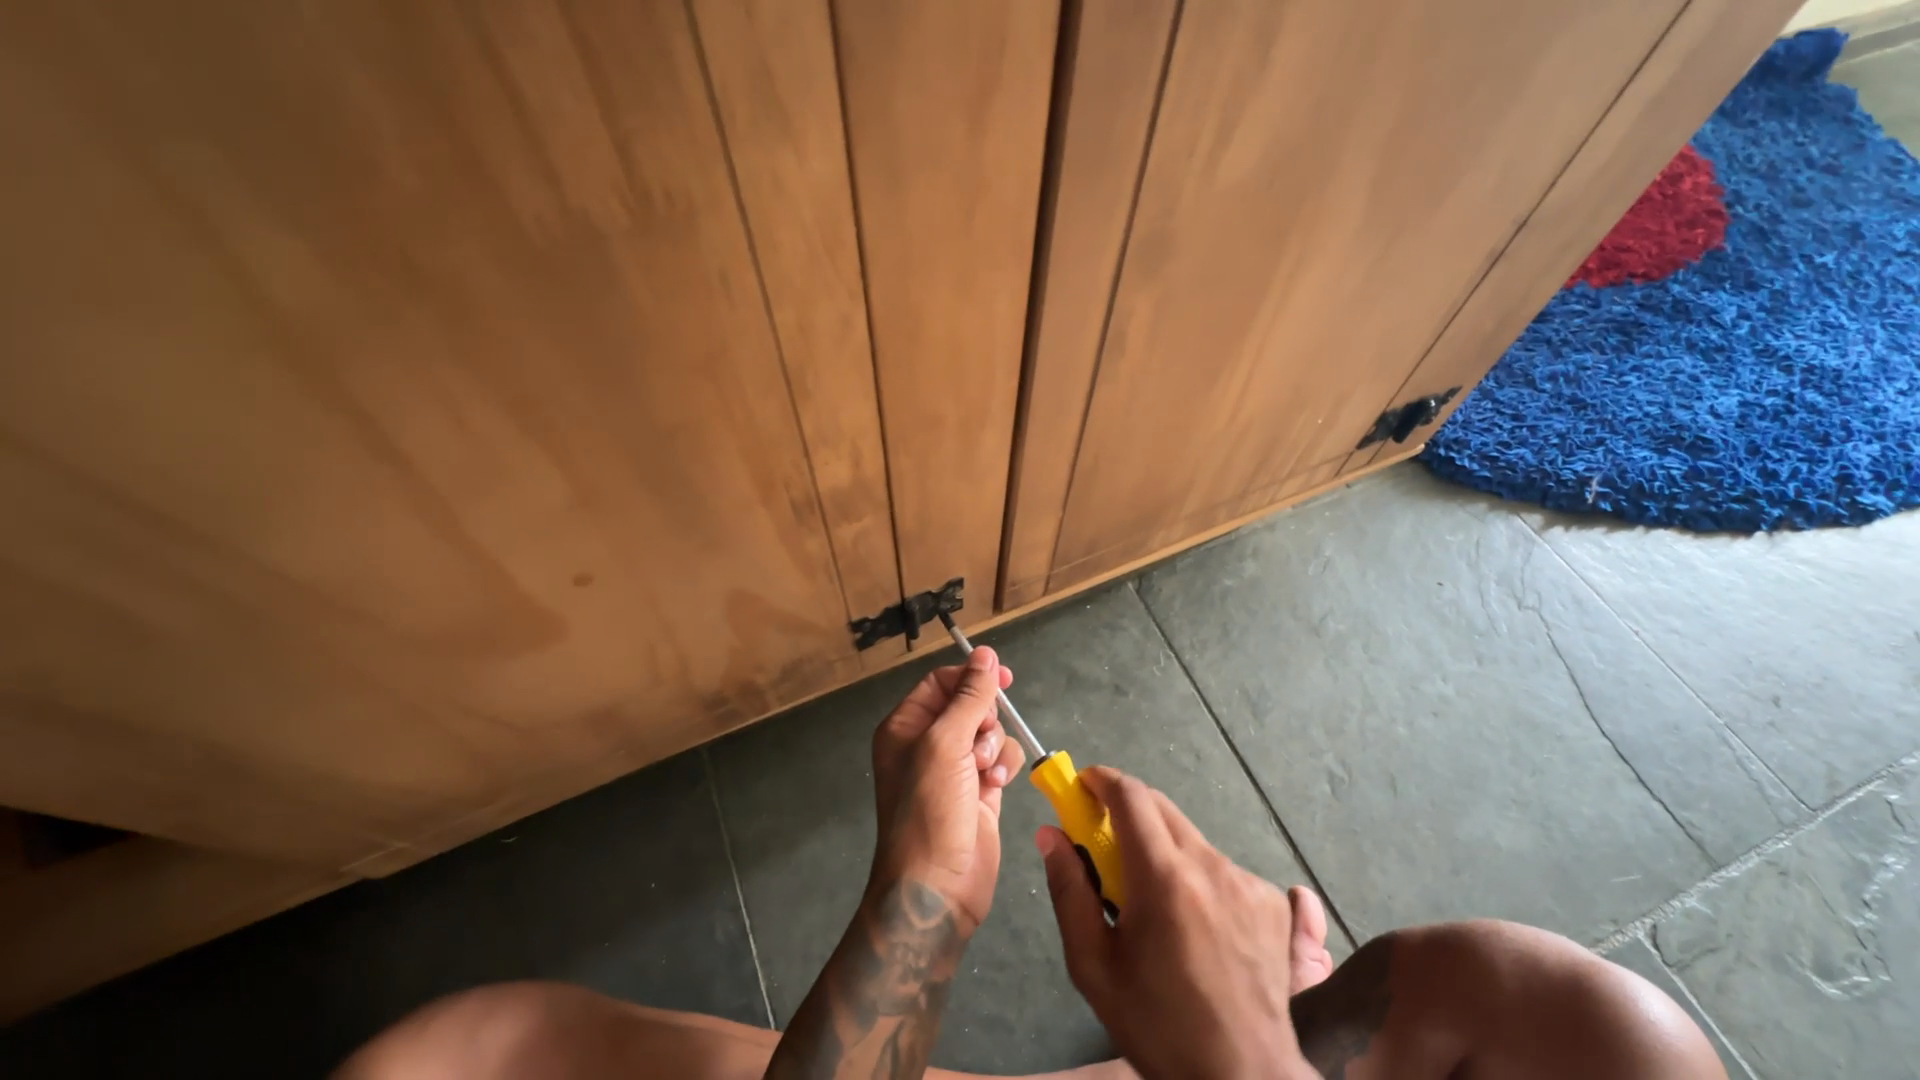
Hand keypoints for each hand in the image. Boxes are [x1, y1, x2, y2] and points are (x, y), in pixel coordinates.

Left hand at [869, 645, 1025, 934]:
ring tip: (986, 773)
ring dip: (995, 746)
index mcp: (905, 727)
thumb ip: (969, 697)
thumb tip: (985, 654)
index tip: (1003, 676)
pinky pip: (1000, 761)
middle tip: (980, 742)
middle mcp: (927, 745)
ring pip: (990, 734)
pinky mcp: (981, 793)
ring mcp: (955, 771)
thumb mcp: (945, 744)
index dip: (971, 677)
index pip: (940, 684)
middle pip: (970, 706)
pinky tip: (996, 787)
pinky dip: (1003, 768)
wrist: (936, 886)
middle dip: (984, 719)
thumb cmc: (929, 809)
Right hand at [1038, 768, 1316, 1079]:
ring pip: (1192, 838)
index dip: (1102, 780)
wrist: (1242, 1077)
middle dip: (1127, 809)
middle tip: (1103, 841)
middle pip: (1162, 807)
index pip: (1131, 796)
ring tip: (1151, 900)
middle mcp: (1210, 865)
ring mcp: (1247, 881)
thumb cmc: (1157, 1024)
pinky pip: (1221, 868)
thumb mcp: (1094, 967)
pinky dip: (1197, 876)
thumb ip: (1070, 892)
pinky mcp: (1271, 902)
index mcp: (1164, 878)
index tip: (1081, 785)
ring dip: (1162, 847)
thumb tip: (1051, 834)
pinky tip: (1194, 923)